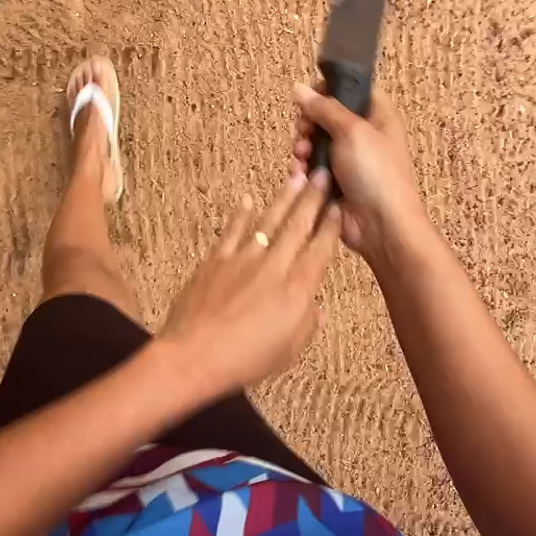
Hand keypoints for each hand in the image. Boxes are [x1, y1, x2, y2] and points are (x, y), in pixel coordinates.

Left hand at [158, 170, 343, 393]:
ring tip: (296, 178)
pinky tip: (248, 199)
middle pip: (298, 225)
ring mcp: (242, 260)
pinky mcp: (215, 261)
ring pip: (268, 221)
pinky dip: (241, 214)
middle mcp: (273, 267)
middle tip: (324, 175)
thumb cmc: (245, 360)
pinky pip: (232, 230)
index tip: (339, 207)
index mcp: (297, 290)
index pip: (321, 249)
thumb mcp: (290, 350)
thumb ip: (307, 323)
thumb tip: (314, 307)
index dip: (332, 226)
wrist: (195, 355)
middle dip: (313, 198)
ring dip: (284, 198)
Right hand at [291, 82, 428, 265]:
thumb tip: (299, 88)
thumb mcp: (351, 131)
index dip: (329, 90)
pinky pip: (313, 167)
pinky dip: (304, 168)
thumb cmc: (375, 173)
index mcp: (378, 116)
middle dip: (309, 123)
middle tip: (304, 132)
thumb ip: (324, 108)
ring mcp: (349, 160)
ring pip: (316, 143)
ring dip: (303, 147)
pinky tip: (300, 173)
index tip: (310, 98)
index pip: (352, 90)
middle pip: (327, 116)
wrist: (380, 224)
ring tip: (301, 156)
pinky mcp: (335, 182)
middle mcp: (364, 135)